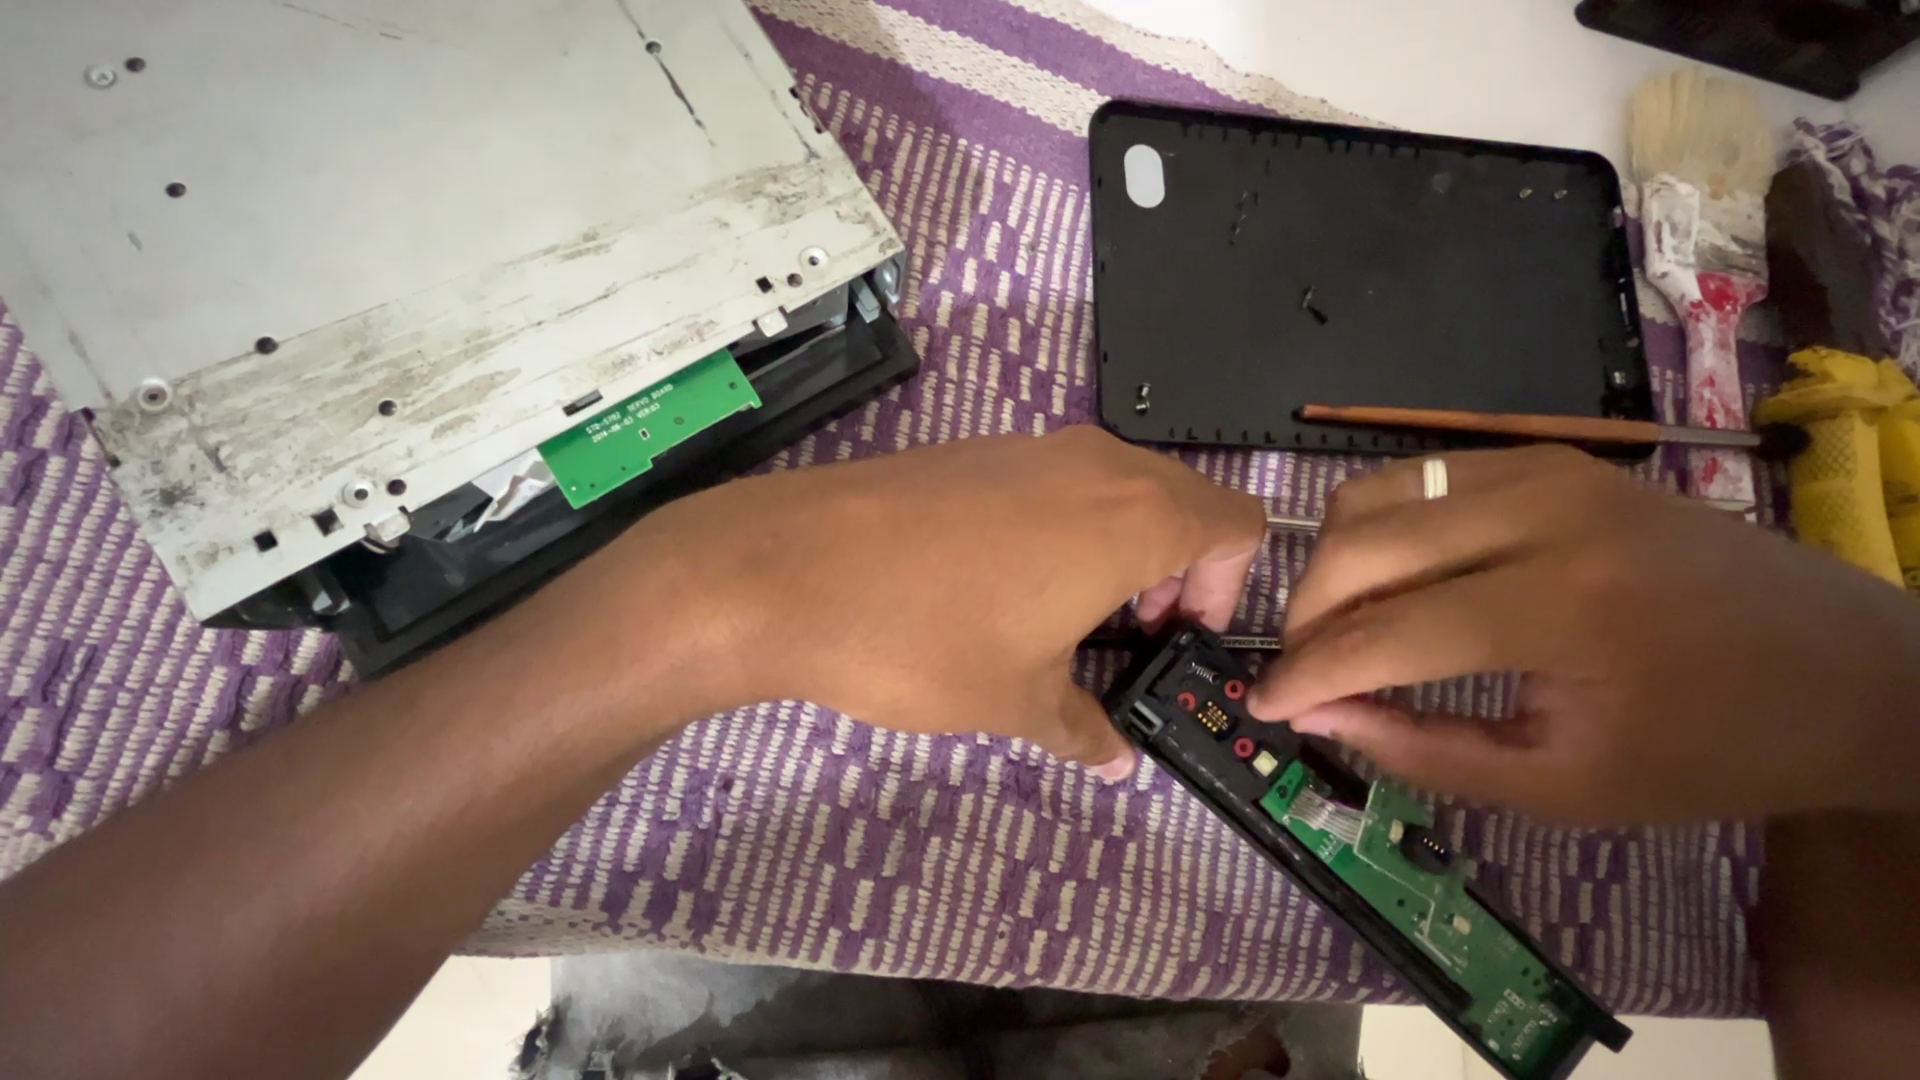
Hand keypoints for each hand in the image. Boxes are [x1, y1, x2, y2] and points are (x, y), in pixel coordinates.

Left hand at [607, 427, 1264, 778]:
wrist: (788, 569)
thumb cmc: (923, 638)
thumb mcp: (1016, 700)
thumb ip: (1081, 729)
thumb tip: (1112, 762)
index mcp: (1133, 514)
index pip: (1238, 524)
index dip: (1226, 586)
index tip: (1166, 636)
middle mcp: (1094, 462)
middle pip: (1181, 503)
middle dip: (1174, 572)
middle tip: (1121, 634)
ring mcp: (1031, 447)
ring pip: (1116, 489)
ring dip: (1116, 549)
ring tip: (1057, 616)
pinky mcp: (976, 451)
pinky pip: (1054, 482)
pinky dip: (1061, 527)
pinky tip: (998, 583)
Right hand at [1247, 446, 1919, 823]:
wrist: (1857, 668)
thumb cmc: (1712, 747)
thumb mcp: (1562, 787)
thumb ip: (1418, 749)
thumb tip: (1314, 713)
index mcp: (1564, 610)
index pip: (1384, 635)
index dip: (1307, 674)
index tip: (1262, 705)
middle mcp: (1543, 515)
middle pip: (1358, 548)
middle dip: (1304, 614)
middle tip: (1302, 667)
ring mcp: (1542, 470)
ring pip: (1370, 497)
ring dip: (1330, 562)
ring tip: (1340, 621)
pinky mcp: (1543, 456)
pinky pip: (1414, 476)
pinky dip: (1374, 526)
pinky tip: (1388, 575)